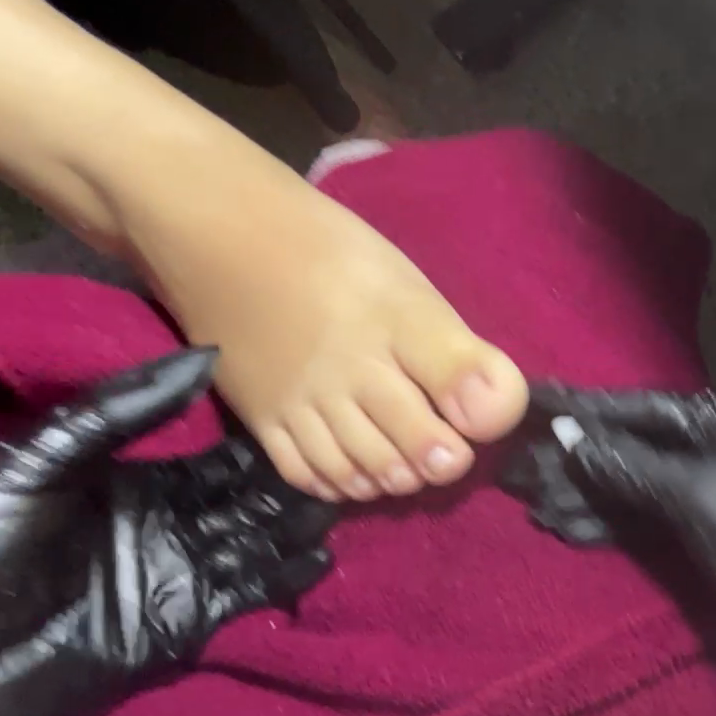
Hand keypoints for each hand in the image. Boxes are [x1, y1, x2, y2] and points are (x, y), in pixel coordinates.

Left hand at [0, 349, 337, 715]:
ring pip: (262, 539)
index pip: (221, 456)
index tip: (313, 417)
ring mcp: (188, 571)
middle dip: (296, 482)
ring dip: (301, 523)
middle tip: (350, 461)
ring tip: (346, 502)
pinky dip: (288, 575)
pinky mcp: (194, 617)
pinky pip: (253, 590)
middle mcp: (176, 522)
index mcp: (142, 482)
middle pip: (253, 497)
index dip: (264, 441)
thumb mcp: (36, 462)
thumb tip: (203, 358)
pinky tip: (321, 557)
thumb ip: (116, 413)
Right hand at [135, 178, 528, 502]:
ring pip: (359, 471)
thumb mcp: (414, 294)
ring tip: (404, 464)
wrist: (220, 230)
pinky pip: (305, 473)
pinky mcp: (259, 415)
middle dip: (437, 464)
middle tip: (441, 453)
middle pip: (408, 450)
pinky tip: (358, 473)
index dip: (481, 422)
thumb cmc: (337, 260)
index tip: (475, 427)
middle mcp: (351, 372)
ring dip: (393, 478)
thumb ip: (459, 357)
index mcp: (402, 330)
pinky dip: (341, 484)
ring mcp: (300, 399)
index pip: (464, 391)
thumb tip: (495, 416)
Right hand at [532, 386, 715, 697]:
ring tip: (533, 509)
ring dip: (589, 498)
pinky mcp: (707, 533)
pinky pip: (651, 519)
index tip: (529, 406)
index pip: (644, 409)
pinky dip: (613, 525)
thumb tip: (569, 437)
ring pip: (637, 486)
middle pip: (636, 447)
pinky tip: (571, 530)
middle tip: (517, 475)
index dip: (586, 411)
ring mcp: (713, 494)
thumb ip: (635, 466)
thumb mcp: (701, 500)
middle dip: (579, 463)